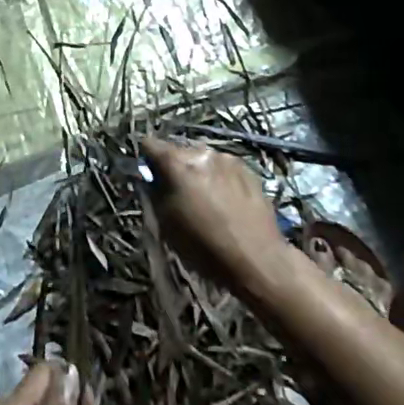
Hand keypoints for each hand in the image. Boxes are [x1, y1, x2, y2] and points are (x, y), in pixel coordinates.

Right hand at [141, 136, 288, 291]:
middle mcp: (202, 152)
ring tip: (205, 197)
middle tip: (178, 191)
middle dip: (175, 166)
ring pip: (203, 158)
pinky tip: (225, 200)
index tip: (149, 174)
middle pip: (178, 150)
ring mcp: (228, 158)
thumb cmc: (205, 246)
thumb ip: (155, 193)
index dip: (146, 159)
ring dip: (198, 171)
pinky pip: (224, 167)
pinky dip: (218, 177)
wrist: (257, 259)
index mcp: (177, 163)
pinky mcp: (248, 169)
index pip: (150, 145)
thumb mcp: (167, 224)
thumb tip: (151, 177)